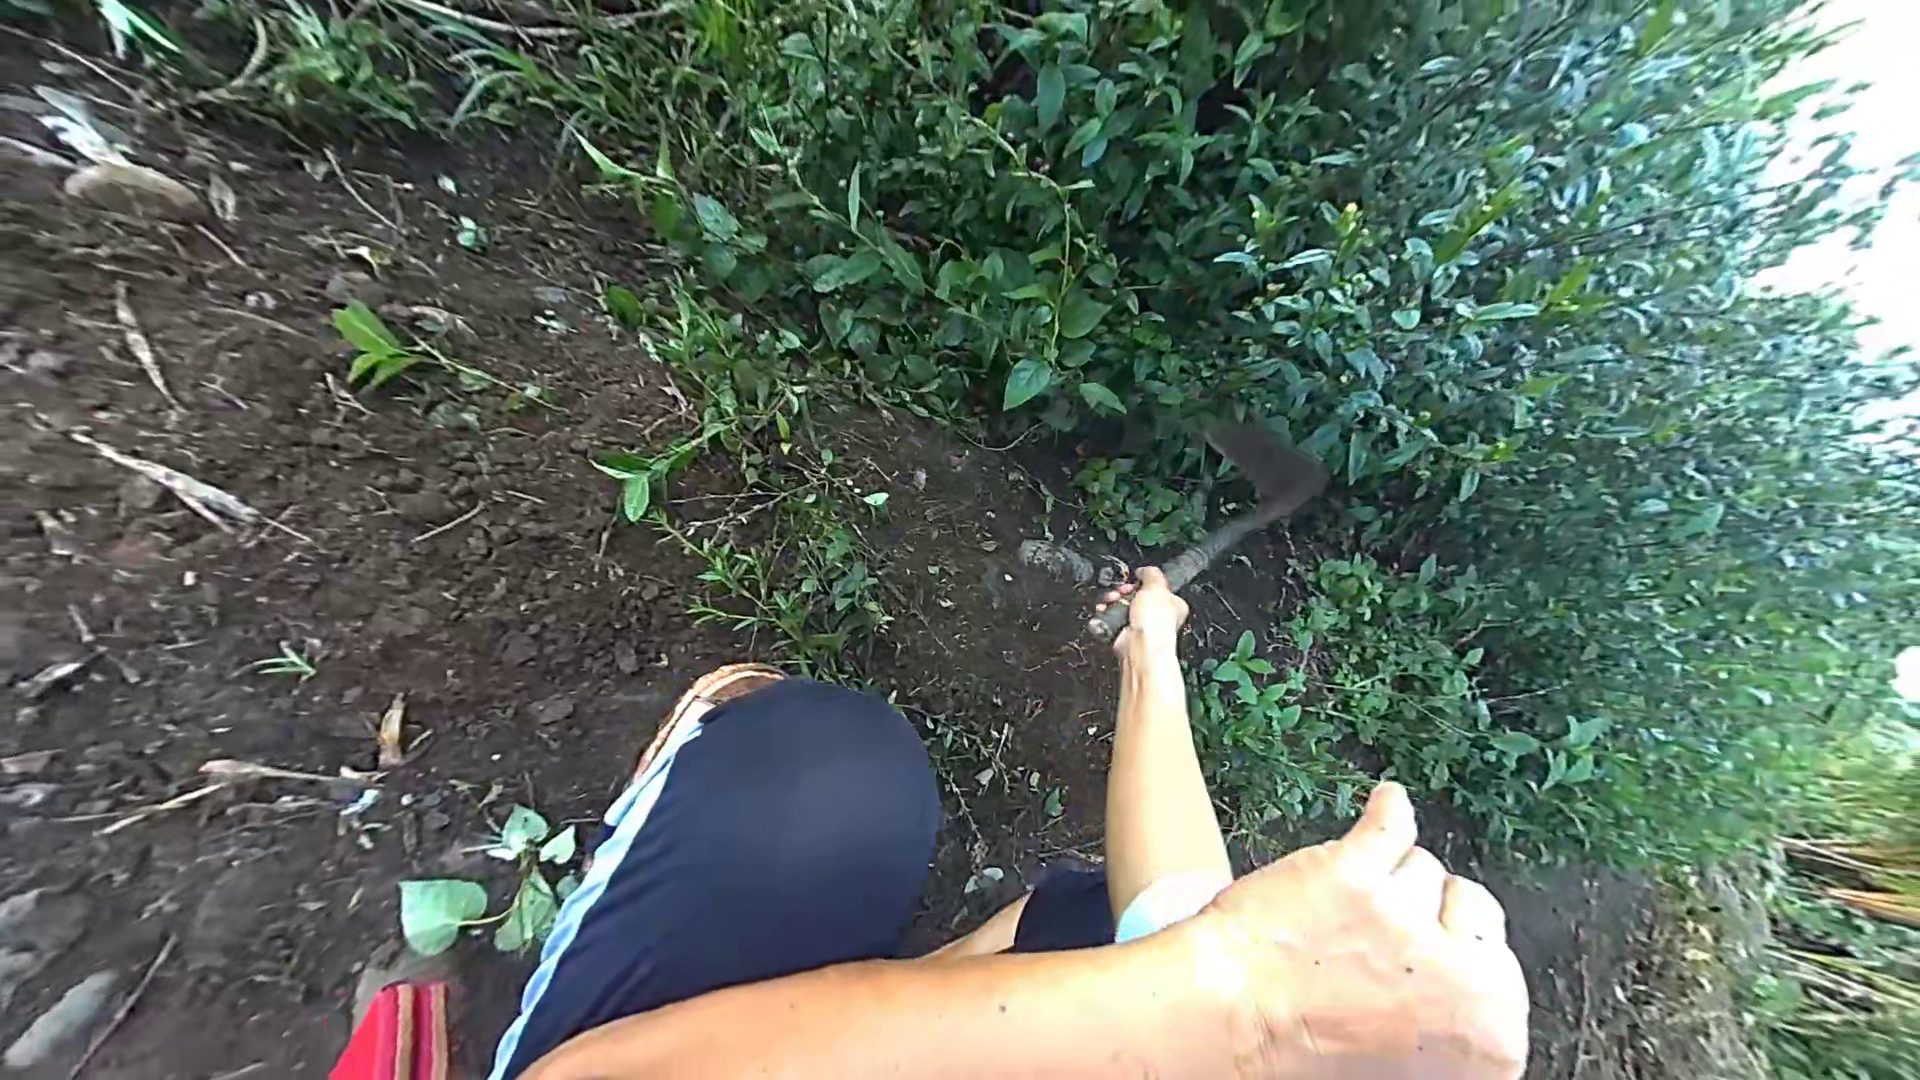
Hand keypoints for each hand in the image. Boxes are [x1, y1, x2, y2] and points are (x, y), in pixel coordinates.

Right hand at [1094, 566, 1188, 660]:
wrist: (1139, 647)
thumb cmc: (1156, 623)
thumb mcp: (1157, 587)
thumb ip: (1151, 574)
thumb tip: (1144, 570)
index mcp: (1172, 604)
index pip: (1155, 587)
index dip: (1142, 581)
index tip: (1134, 579)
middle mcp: (1156, 616)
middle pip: (1134, 594)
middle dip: (1123, 590)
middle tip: (1121, 591)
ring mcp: (1138, 625)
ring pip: (1120, 605)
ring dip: (1111, 600)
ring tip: (1110, 600)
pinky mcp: (1122, 633)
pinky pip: (1110, 617)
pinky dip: (1104, 612)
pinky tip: (1104, 609)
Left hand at [1174, 782, 1527, 1078]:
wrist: (1237, 1013)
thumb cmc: (1306, 1045)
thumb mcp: (1408, 1063)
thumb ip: (1448, 1022)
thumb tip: (1458, 991)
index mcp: (1489, 1040)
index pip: (1497, 963)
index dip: (1454, 945)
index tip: (1431, 941)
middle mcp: (1463, 980)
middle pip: (1468, 906)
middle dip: (1430, 905)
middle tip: (1382, 916)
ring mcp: (1406, 919)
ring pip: (1418, 865)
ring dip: (1386, 870)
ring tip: (1346, 888)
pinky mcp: (1355, 873)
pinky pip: (1390, 826)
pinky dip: (1390, 808)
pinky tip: (1389, 799)